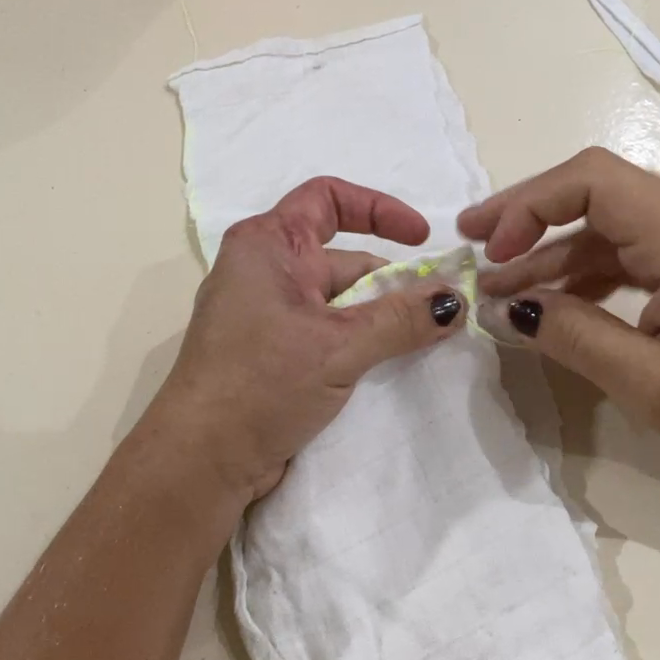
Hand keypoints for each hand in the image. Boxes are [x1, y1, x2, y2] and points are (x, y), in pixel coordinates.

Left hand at [143, 177, 464, 500]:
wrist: (203, 460)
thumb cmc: (261, 384)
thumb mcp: (338, 346)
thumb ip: (401, 320)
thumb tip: (455, 300)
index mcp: (267, 246)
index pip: (328, 200)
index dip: (379, 209)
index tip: (422, 238)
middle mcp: (264, 273)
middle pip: (343, 260)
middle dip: (390, 283)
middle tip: (438, 315)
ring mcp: (268, 318)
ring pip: (339, 304)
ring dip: (379, 320)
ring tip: (424, 343)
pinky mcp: (274, 358)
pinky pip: (328, 337)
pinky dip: (360, 345)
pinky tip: (391, 366)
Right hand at [462, 148, 659, 482]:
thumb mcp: (651, 383)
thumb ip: (575, 337)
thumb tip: (510, 308)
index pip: (591, 180)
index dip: (528, 205)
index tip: (489, 250)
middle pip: (593, 190)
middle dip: (526, 219)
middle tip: (472, 251)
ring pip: (606, 221)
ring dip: (551, 251)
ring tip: (501, 290)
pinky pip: (628, 245)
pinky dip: (583, 268)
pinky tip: (552, 302)